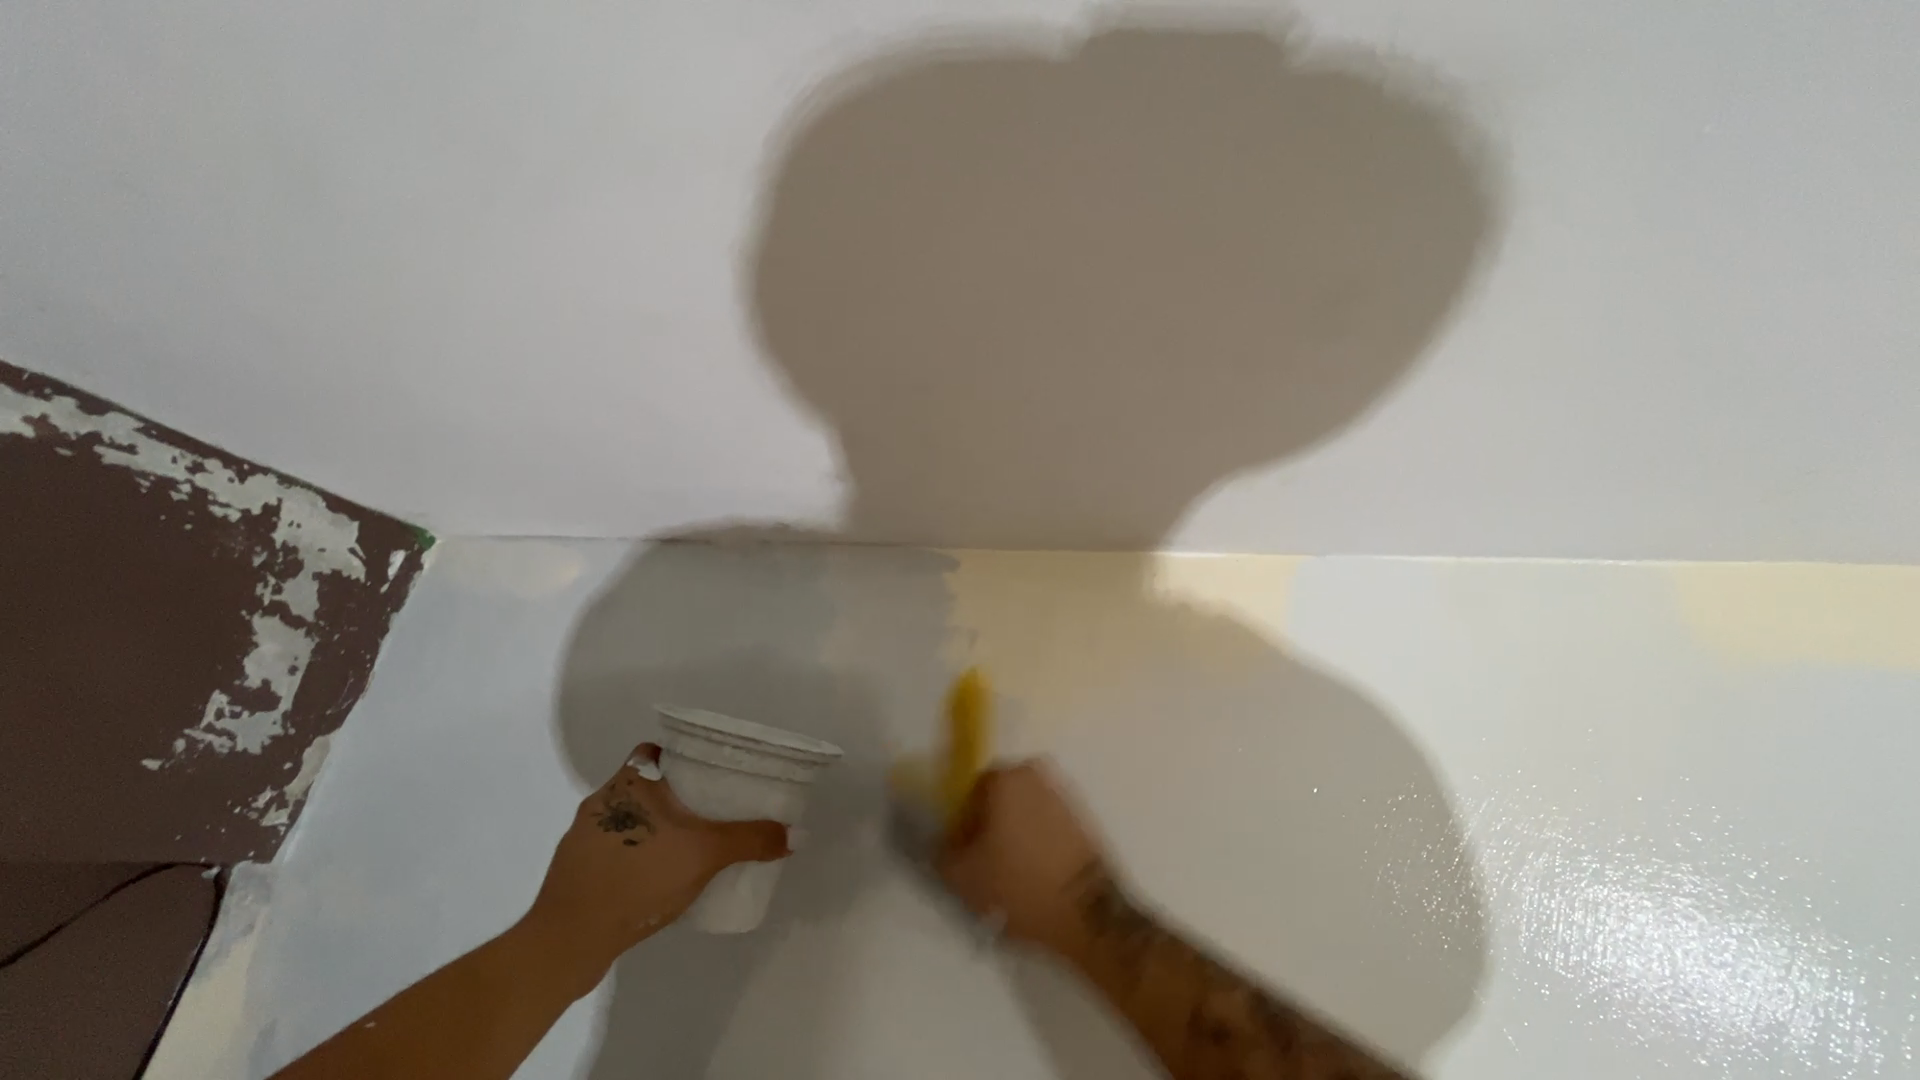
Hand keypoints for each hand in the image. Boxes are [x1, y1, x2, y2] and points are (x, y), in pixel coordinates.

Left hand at [524, 743, 789, 972]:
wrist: (568, 941)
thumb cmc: (637, 878)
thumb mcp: (705, 855)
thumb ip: (751, 840)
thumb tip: (796, 834)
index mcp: (627, 783)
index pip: (651, 751)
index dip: (677, 755)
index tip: (707, 770)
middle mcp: (601, 802)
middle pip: (643, 785)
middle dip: (674, 795)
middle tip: (710, 809)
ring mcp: (582, 839)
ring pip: (628, 820)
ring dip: (654, 828)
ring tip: (689, 845)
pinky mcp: (576, 873)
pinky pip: (614, 852)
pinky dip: (636, 857)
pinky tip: (658, 878)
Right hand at [937, 759, 1110, 954]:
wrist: (1090, 916)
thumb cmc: (1019, 886)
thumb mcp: (961, 877)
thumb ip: (939, 851)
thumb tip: (941, 842)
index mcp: (1006, 776)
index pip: (968, 790)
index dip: (960, 823)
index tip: (961, 853)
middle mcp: (1037, 774)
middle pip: (998, 799)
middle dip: (987, 827)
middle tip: (982, 865)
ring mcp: (1066, 795)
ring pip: (1023, 813)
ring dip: (1012, 836)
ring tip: (1009, 876)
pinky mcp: (1085, 820)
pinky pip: (1046, 826)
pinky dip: (1036, 844)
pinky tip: (1033, 876)